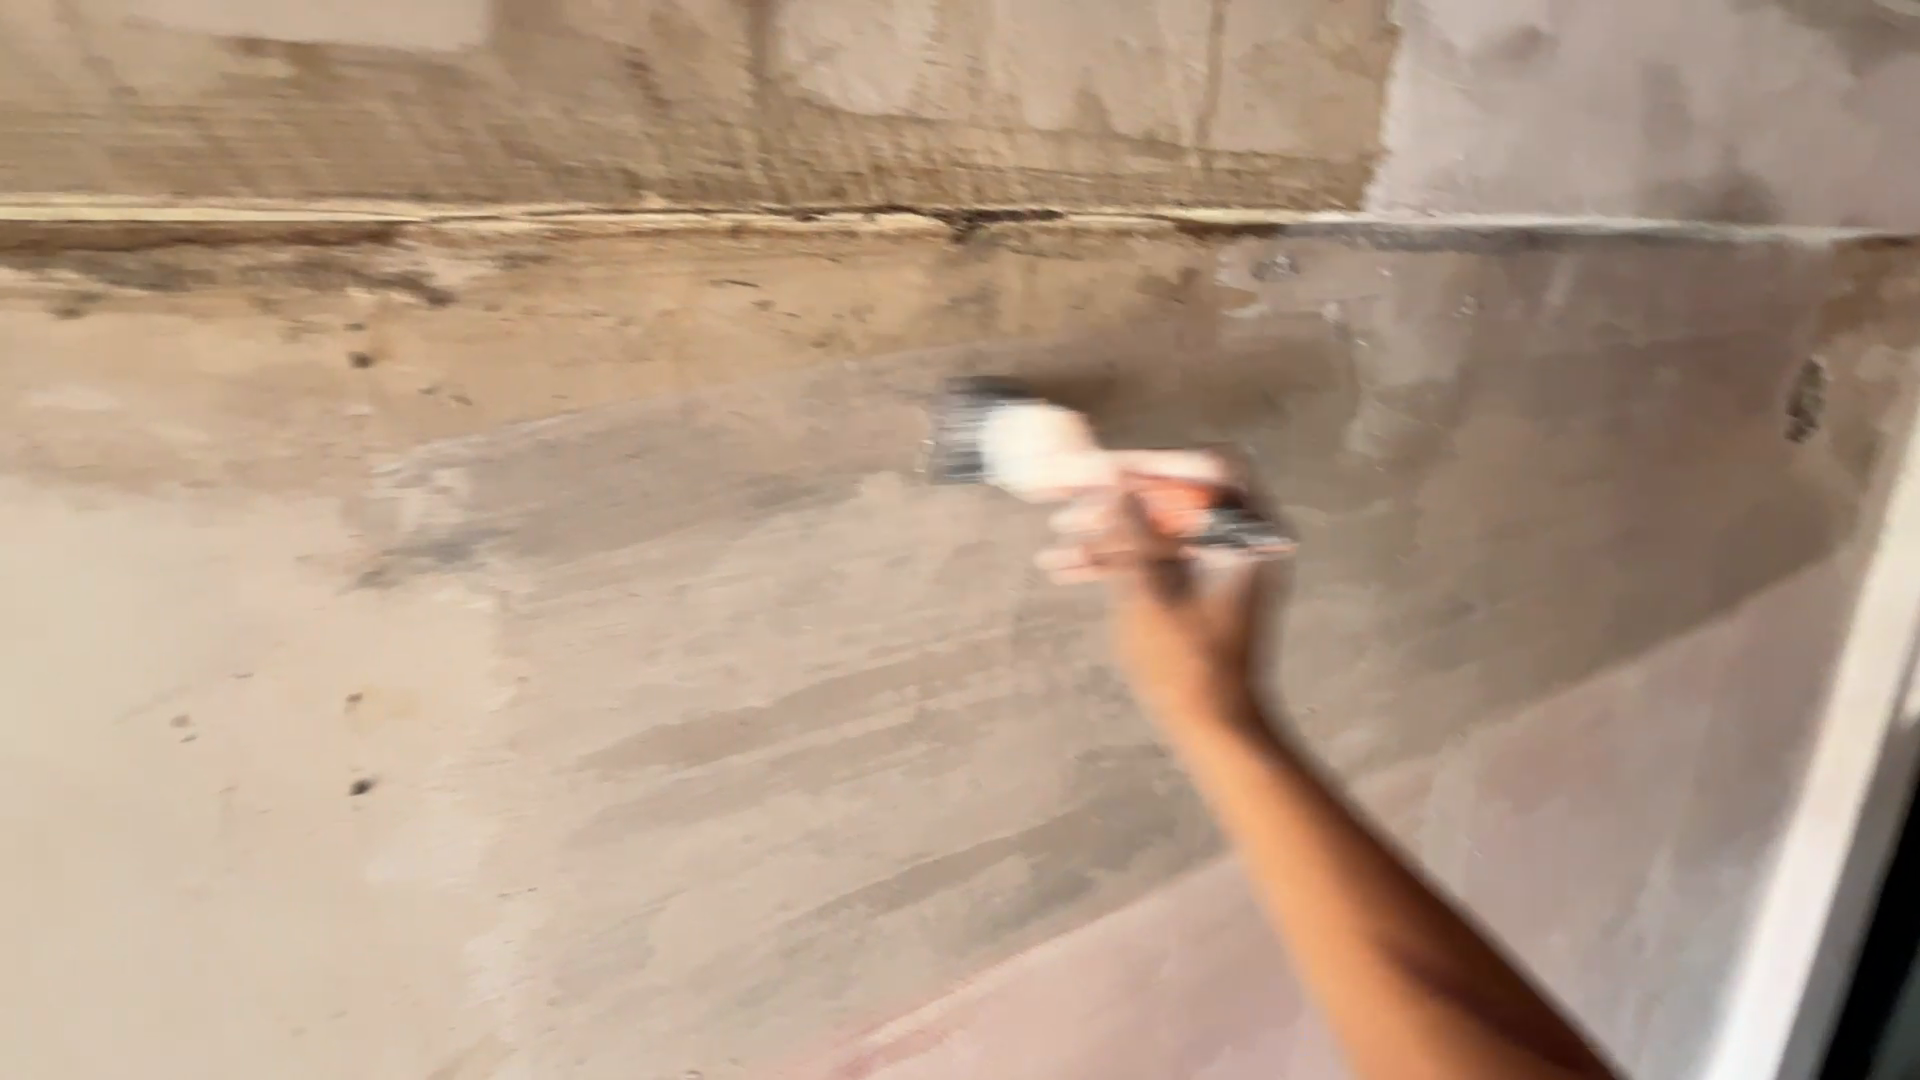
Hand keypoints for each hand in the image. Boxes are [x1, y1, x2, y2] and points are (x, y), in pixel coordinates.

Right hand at [1037, 461, 1269, 723]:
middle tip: (1067, 490)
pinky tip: (1067, 567)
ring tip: (1055, 536)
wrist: (1213, 726)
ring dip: (1107, 532)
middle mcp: (1239, 540)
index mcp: (1248, 535)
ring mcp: (1217, 564)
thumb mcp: (1148, 592)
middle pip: (1173, 497)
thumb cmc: (1187, 665)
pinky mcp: (1198, 586)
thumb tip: (1111, 480)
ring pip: (1157, 529)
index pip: (1208, 466)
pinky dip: (1118, 562)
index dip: (1155, 461)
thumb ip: (1130, 530)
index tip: (1107, 467)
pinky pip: (1157, 559)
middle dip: (1115, 498)